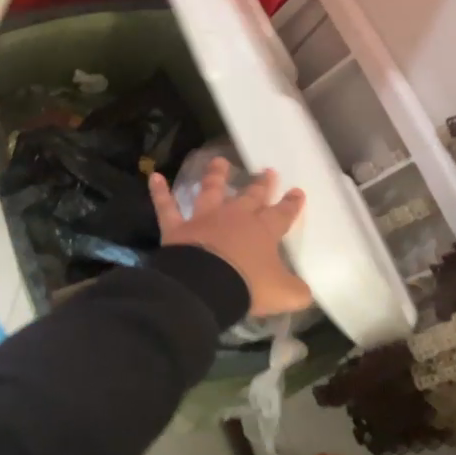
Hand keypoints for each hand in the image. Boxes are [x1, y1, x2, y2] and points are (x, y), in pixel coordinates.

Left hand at [149, 157, 311, 316]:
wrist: (207, 284)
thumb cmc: (249, 286)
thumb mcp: (285, 293)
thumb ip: (296, 289)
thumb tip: (301, 289)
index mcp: (263, 232)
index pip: (282, 214)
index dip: (291, 204)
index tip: (297, 191)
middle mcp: (234, 218)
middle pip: (250, 197)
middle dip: (260, 184)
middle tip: (266, 171)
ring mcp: (203, 219)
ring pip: (210, 191)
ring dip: (215, 175)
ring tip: (219, 161)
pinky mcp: (177, 226)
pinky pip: (166, 206)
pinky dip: (159, 191)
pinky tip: (154, 176)